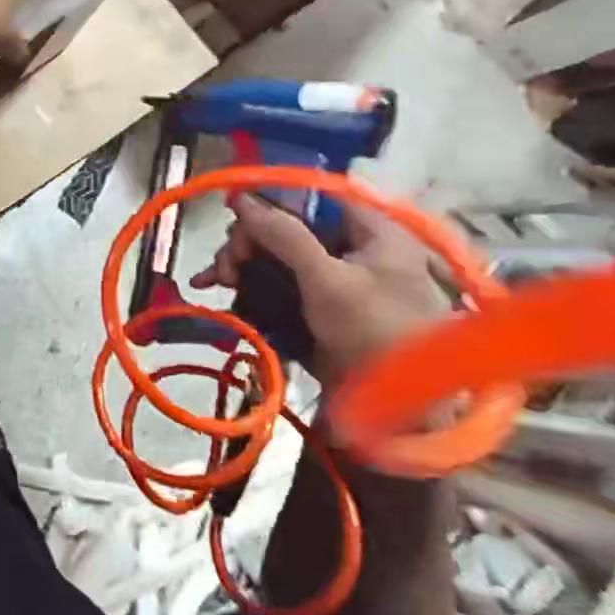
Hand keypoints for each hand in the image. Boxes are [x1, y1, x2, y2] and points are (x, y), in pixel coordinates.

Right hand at [190, 193, 448, 384]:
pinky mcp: (319, 309)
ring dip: (242, 263)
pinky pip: (278, 285)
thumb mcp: (328, 281)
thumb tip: (242, 199)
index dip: (273, 197)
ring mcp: (336, 281)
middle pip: (289, 227)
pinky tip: (217, 289)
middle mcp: (355, 249)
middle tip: (225, 264)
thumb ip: (285, 236)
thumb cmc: (375, 335)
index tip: (233, 208)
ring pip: (278, 256)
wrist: (400, 418)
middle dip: (249, 241)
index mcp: (373, 232)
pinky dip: (249, 286)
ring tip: (215, 280)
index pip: (316, 196)